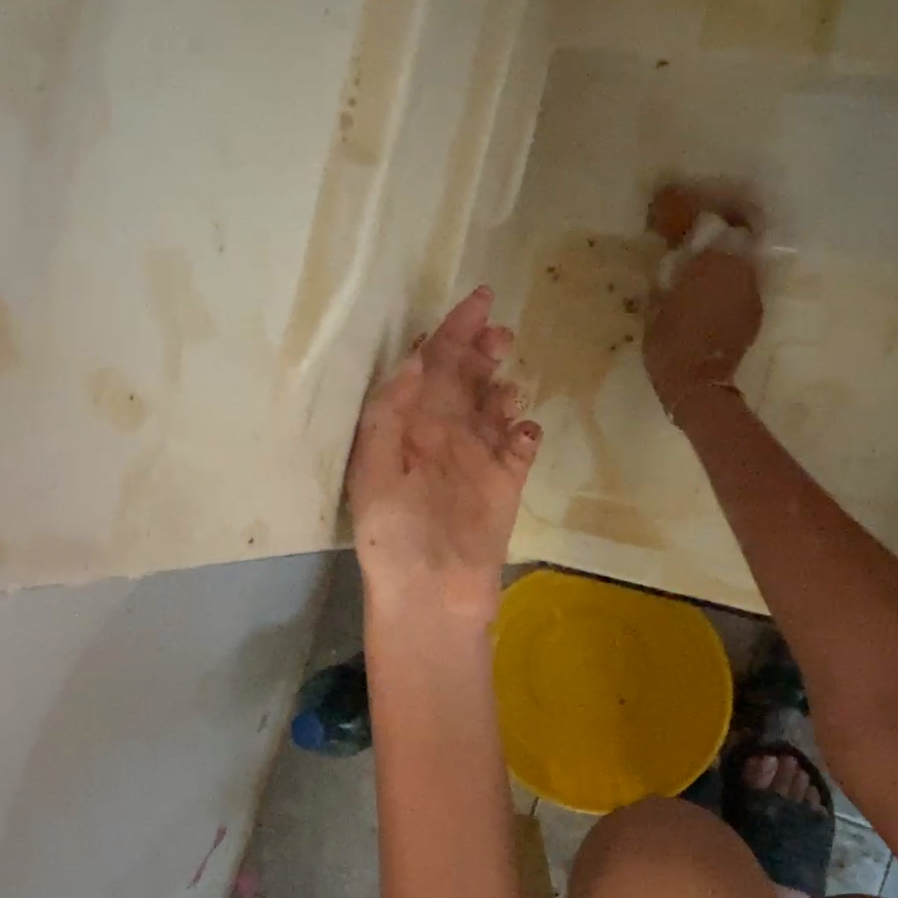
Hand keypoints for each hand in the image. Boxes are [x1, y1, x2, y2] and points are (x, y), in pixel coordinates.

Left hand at [348, 286, 541, 619]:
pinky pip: (519, 446)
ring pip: (494, 406)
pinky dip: (524, 431)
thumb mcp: (373, 471)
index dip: (450, 331)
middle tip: (500, 335)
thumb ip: (389, 411)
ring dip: (501, 385)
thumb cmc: (393, 538)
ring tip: (506, 383)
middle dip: (481, 348)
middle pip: (463, 379)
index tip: (479, 299)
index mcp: (404, 429)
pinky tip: (521, 431)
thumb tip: (413, 356)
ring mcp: (475, 460)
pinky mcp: (505, 485)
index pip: (428, 366)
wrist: (430, 599)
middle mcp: (439, 437)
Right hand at [641, 188, 763, 417]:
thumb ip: (668, 279)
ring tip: (706, 260)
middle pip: (735, 233)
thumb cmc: (669, 345)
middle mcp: (740, 267)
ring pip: (741, 258)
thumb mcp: (656, 307)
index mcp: (712, 261)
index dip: (695, 208)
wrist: (698, 386)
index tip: (680, 201)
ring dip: (725, 256)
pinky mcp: (755, 310)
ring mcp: (752, 289)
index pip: (709, 220)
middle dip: (719, 228)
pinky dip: (729, 281)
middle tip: (700, 229)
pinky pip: (742, 283)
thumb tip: (672, 262)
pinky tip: (713, 291)